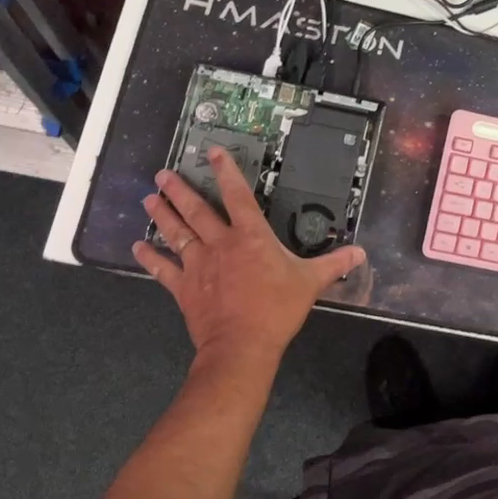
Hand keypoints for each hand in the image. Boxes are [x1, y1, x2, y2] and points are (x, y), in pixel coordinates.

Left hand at [131, 148, 364, 365]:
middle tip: (162, 174)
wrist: (241, 345)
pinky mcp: (183, 288)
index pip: (238, 196)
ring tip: (148, 199)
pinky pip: (163, 270)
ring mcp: (198, 265)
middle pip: (196, 211)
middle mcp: (220, 244)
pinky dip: (149, 258)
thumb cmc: (277, 309)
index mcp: (251, 237)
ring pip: (176, 233)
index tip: (213, 152)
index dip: (227, 172)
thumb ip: (334, 264)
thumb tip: (360, 252)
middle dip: (179, 190)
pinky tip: (136, 248)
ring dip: (161, 215)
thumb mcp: (311, 283)